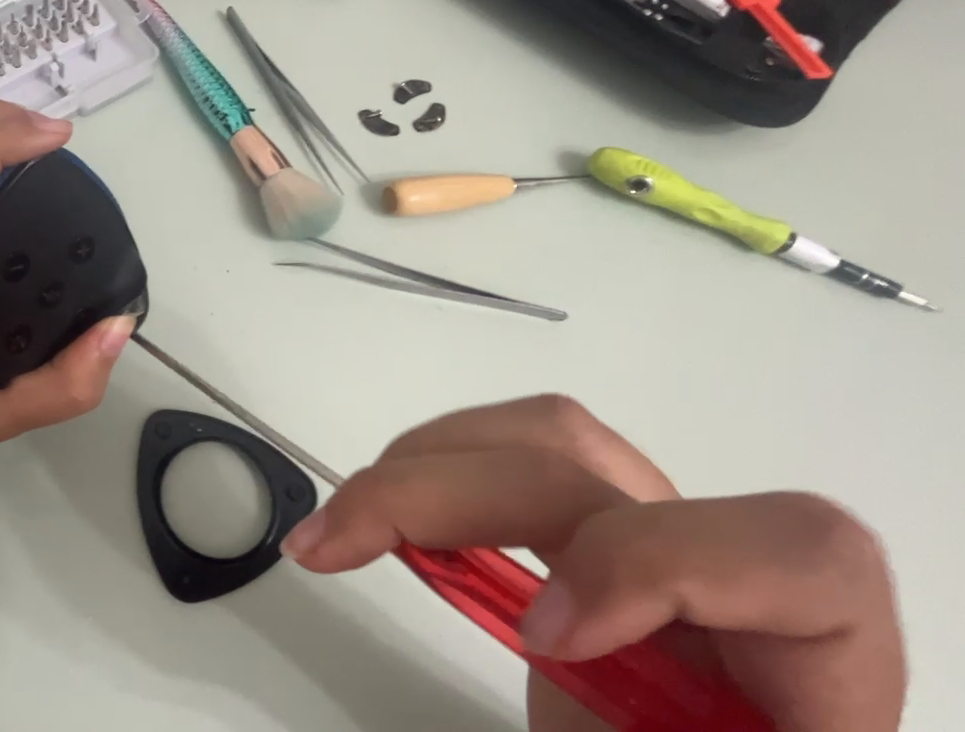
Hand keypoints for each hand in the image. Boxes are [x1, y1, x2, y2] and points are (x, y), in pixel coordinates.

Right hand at [278, 395, 904, 731]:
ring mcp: (650, 550)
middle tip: (336, 542)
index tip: (542, 645)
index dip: (653, 566)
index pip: (799, 558)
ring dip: (428, 461)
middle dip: (453, 491)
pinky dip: (431, 472)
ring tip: (346, 521)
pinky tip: (377, 518)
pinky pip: (515, 464)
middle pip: (605, 467)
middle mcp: (729, 585)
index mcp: (805, 677)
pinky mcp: (586, 544)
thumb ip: (592, 720)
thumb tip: (532, 627)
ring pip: (548, 439)